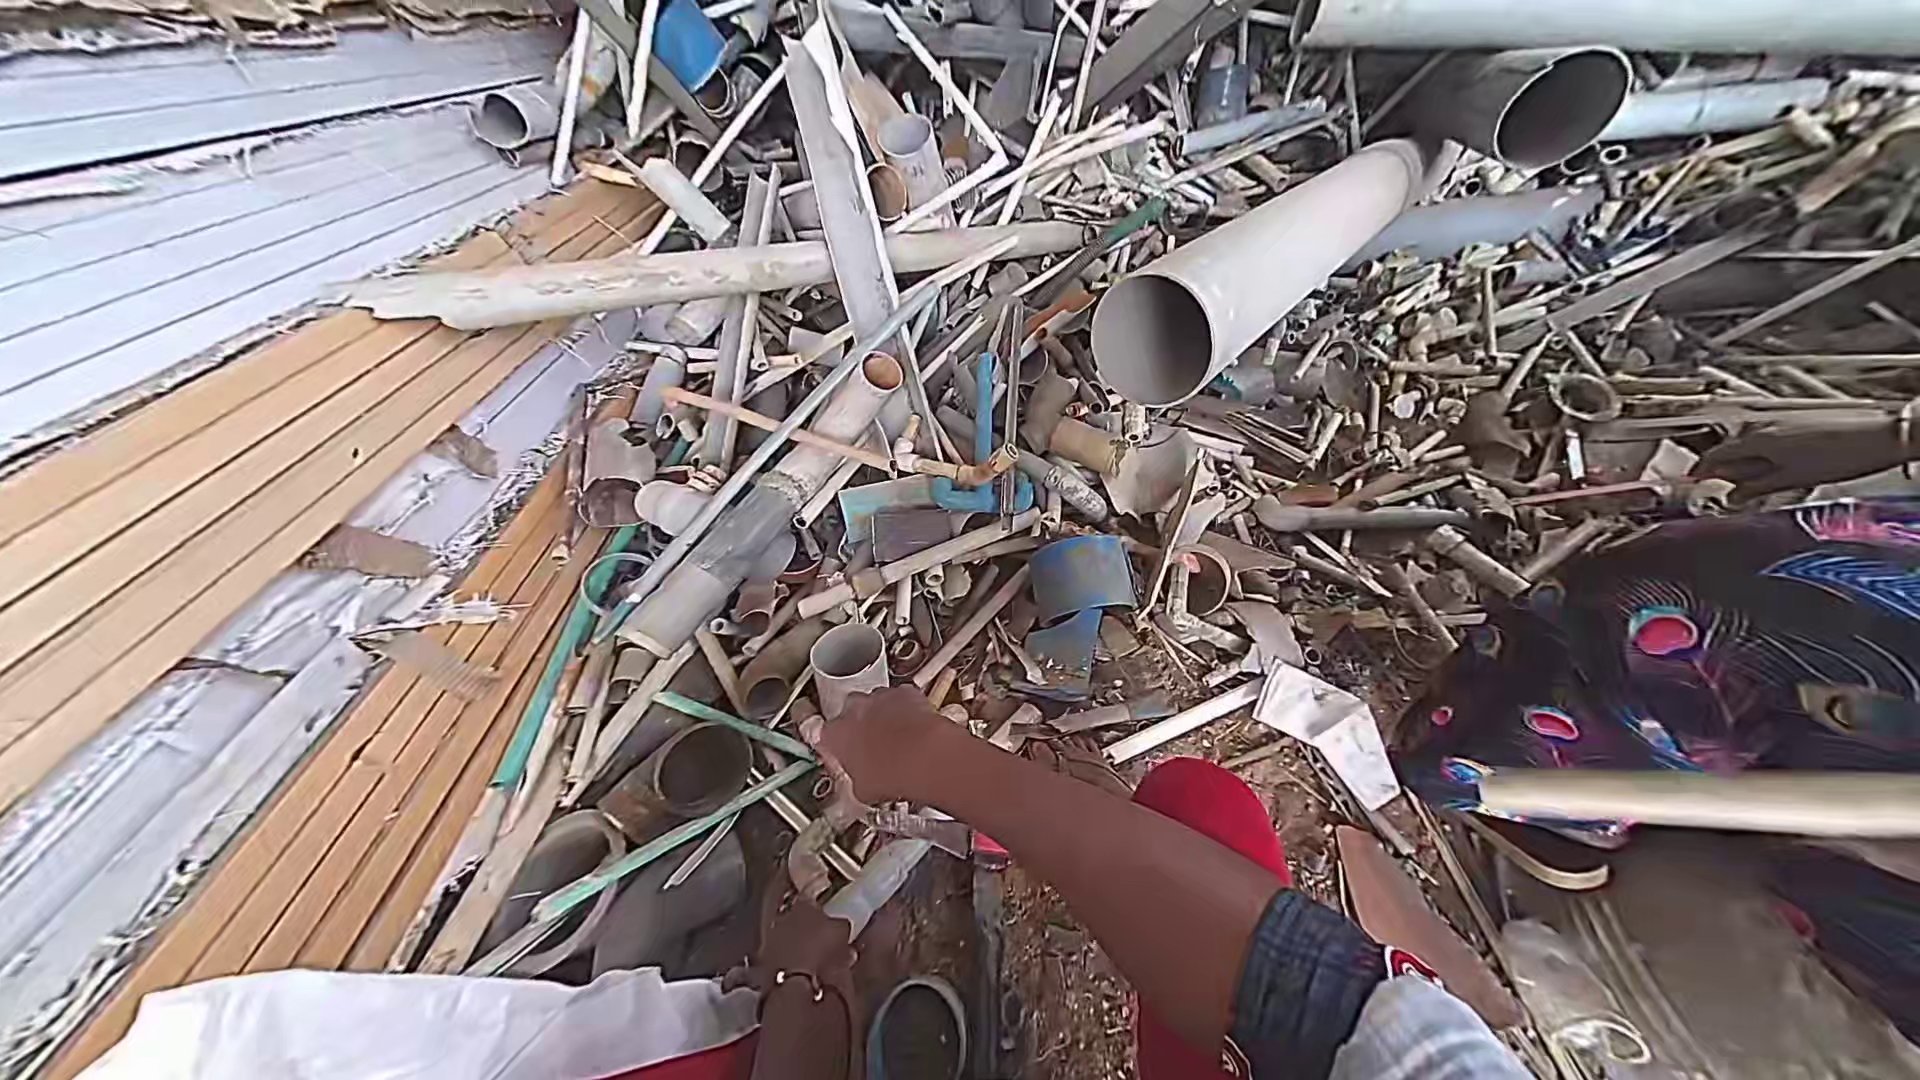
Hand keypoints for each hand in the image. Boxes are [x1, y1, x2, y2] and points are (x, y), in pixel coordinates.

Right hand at [800, 684, 953, 803]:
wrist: (924, 757)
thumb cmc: (892, 772)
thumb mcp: (863, 790)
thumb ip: (856, 779)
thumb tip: (864, 787)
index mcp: (836, 733)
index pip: (827, 734)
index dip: (837, 743)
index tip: (845, 751)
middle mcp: (855, 708)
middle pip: (851, 710)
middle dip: (860, 723)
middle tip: (872, 744)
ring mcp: (880, 697)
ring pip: (877, 701)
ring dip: (883, 714)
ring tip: (896, 738)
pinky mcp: (905, 692)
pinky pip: (902, 697)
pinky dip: (907, 707)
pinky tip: (914, 726)